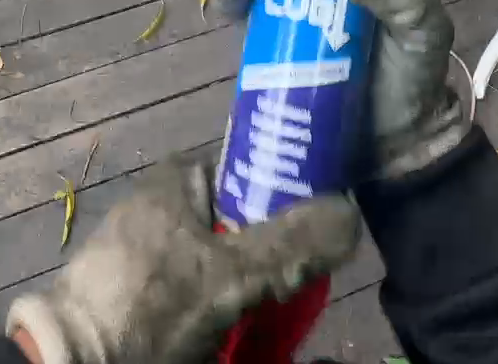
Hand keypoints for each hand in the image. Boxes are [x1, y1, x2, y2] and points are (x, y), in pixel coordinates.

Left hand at [5, 152, 358, 363]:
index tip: (324, 229)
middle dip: (278, 254)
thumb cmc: (149, 302)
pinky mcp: (147, 286)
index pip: (256, 168)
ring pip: (231, 260)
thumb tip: (350, 214)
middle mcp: (169, 200)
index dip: (295, 194)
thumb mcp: (228, 274)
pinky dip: (230, 307)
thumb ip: (290, 245)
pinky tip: (246, 329)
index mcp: (181, 174)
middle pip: (248, 221)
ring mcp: (155, 245)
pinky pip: (206, 289)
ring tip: (280, 310)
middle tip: (303, 285)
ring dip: (258, 287)